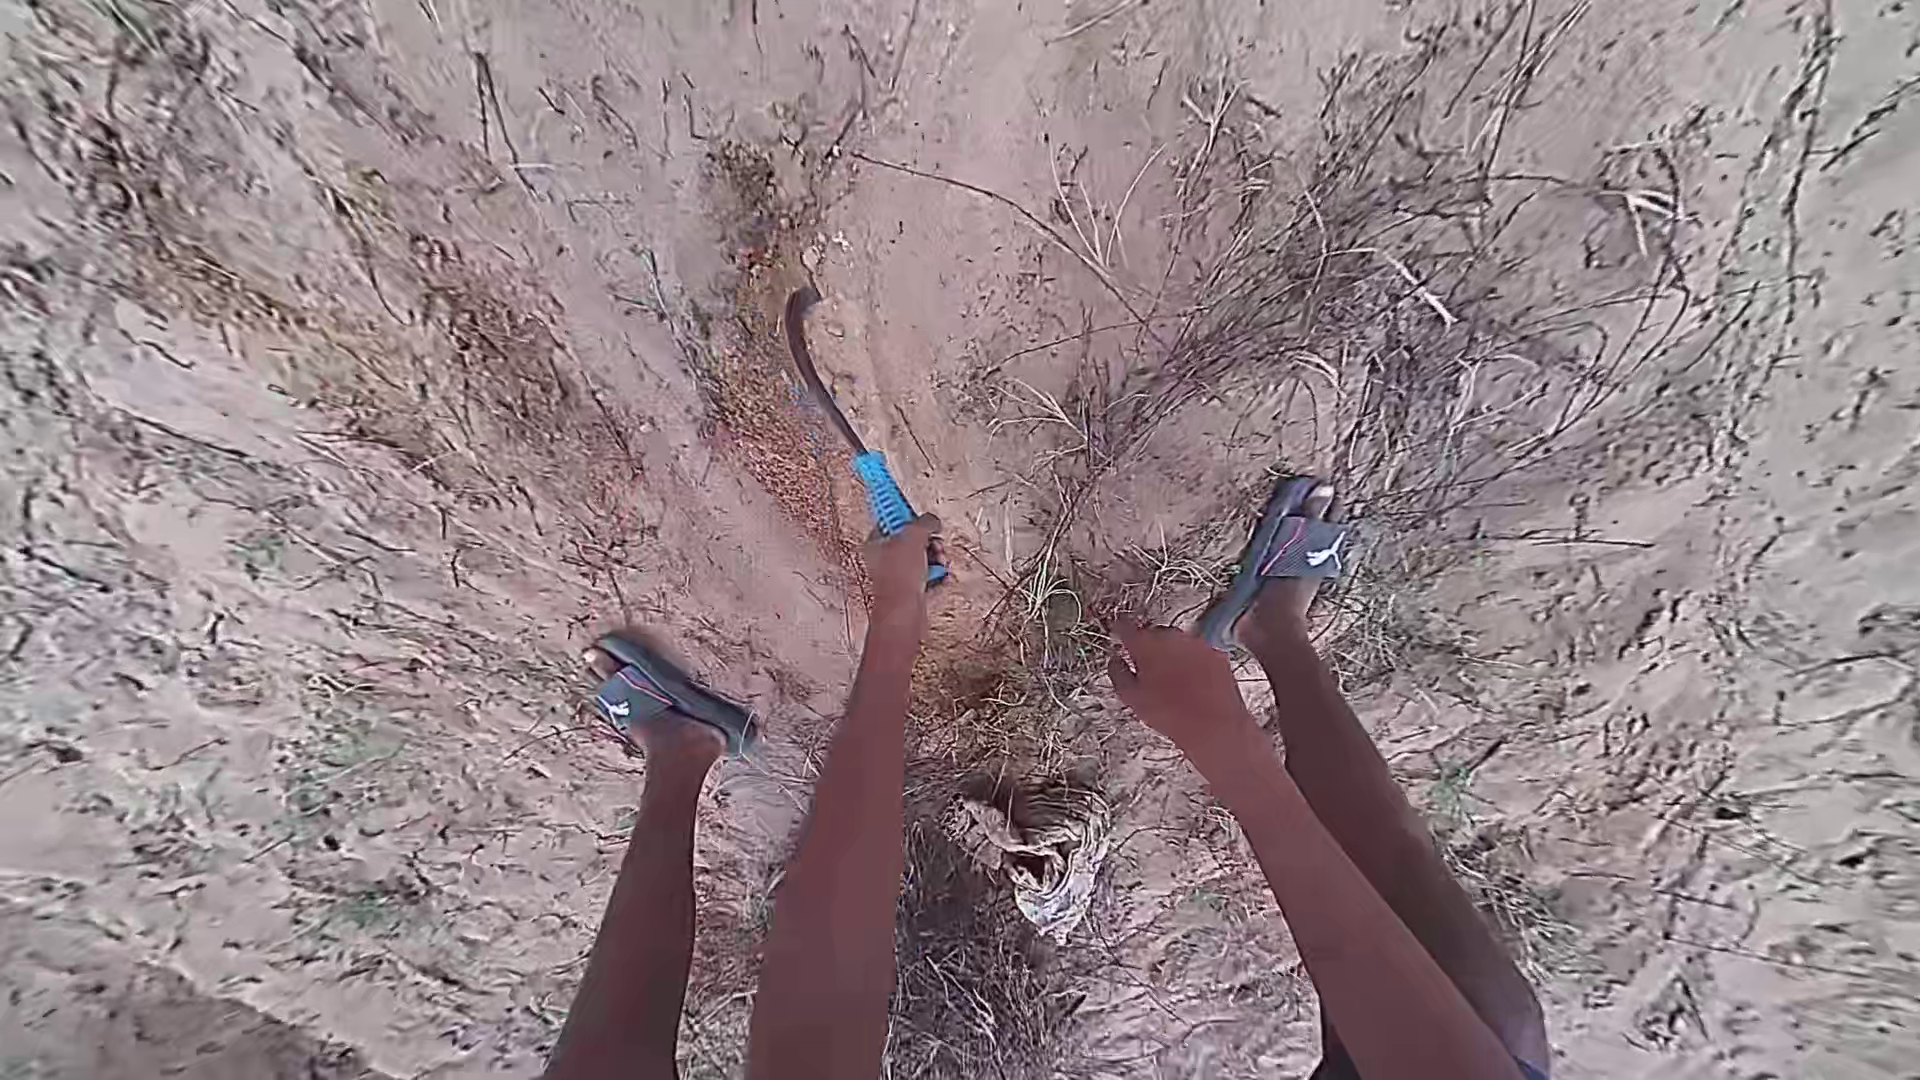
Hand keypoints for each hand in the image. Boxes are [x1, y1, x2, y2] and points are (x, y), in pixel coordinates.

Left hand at [863, 514, 942, 628]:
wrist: (904, 612)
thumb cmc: (898, 577)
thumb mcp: (913, 536)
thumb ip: (924, 522)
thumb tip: (932, 520)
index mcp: (875, 541)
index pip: (891, 519)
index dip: (906, 514)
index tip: (915, 510)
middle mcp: (884, 557)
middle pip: (911, 537)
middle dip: (928, 538)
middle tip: (933, 541)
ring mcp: (897, 573)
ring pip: (923, 555)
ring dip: (936, 555)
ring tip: (940, 559)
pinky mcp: (910, 587)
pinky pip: (928, 572)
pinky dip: (937, 571)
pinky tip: (940, 573)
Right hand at [1108, 620, 1263, 769]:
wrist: (1215, 727)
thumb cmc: (1172, 714)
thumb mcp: (1131, 697)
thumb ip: (1117, 672)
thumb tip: (1115, 661)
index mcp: (1146, 643)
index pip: (1125, 626)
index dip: (1119, 631)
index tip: (1118, 635)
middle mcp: (1172, 637)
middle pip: (1153, 633)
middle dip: (1148, 647)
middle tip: (1146, 670)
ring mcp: (1197, 644)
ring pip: (1177, 642)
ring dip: (1172, 654)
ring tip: (1171, 681)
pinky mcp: (1217, 654)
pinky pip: (1198, 652)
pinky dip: (1193, 662)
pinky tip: (1192, 684)